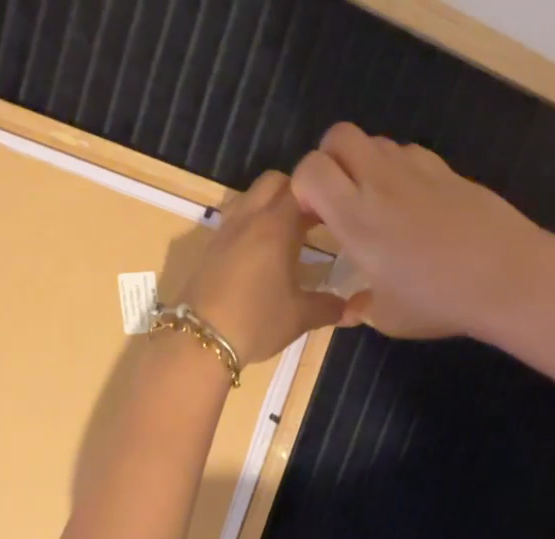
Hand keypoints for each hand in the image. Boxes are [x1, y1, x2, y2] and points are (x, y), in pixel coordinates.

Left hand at [177, 172, 346, 364]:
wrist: (200, 340)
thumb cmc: (256, 322)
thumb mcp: (299, 317)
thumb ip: (329, 307)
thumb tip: (354, 308)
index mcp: (276, 225)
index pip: (303, 187)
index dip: (323, 194)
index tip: (338, 212)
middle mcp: (248, 218)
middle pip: (273, 182)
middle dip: (295, 192)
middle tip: (313, 219)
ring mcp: (224, 231)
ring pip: (250, 198)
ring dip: (269, 206)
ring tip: (287, 235)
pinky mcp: (208, 249)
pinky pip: (234, 222)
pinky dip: (251, 226)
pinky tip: (261, 256)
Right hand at [290, 123, 551, 342]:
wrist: (507, 277)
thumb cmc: (439, 302)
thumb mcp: (389, 318)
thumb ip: (362, 306)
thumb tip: (353, 306)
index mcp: (355, 217)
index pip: (310, 170)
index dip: (303, 187)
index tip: (312, 217)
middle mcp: (380, 183)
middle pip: (339, 136)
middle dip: (329, 160)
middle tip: (339, 199)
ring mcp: (417, 170)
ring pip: (375, 142)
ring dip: (364, 164)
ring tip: (377, 202)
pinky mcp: (447, 170)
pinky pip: (410, 154)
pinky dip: (400, 170)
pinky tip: (413, 205)